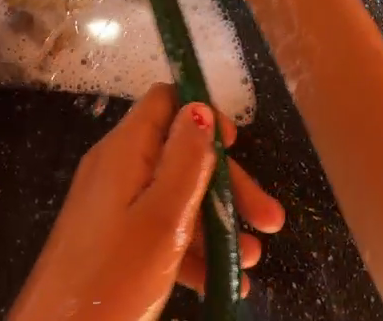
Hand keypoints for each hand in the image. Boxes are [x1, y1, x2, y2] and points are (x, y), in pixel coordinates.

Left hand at [11, 84, 285, 320]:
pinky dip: (192, 247)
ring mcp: (113, 204)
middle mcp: (118, 167)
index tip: (237, 147)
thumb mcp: (163, 218)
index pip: (165, 102)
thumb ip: (186, 160)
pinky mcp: (113, 239)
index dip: (203, 114)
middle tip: (269, 220)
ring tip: (250, 260)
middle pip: (179, 152)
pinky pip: (159, 227)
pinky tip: (224, 280)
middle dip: (227, 183)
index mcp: (125, 150)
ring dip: (216, 222)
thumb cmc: (115, 275)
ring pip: (174, 195)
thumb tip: (200, 107)